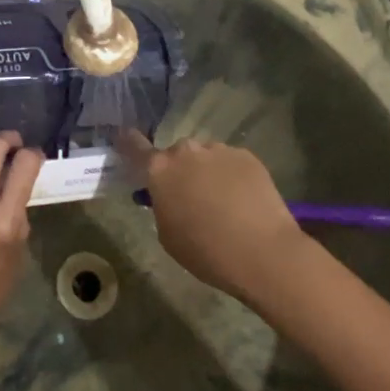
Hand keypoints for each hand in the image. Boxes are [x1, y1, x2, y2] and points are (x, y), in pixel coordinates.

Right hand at [118, 130, 302, 299]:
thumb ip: (162, 207)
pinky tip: (244, 201)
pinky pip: (231, 162)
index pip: (134, 146)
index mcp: (160, 170)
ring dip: (208, 172)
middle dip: (181, 170)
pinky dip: (233, 176)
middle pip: (177, 155)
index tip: (125, 138)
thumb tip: (170, 197)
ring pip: (206, 157)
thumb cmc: (207, 251)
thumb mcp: (168, 236)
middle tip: (192, 196)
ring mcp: (219, 150)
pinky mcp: (247, 155)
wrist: (264, 252)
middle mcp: (186, 151)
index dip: (128, 142)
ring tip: (224, 202)